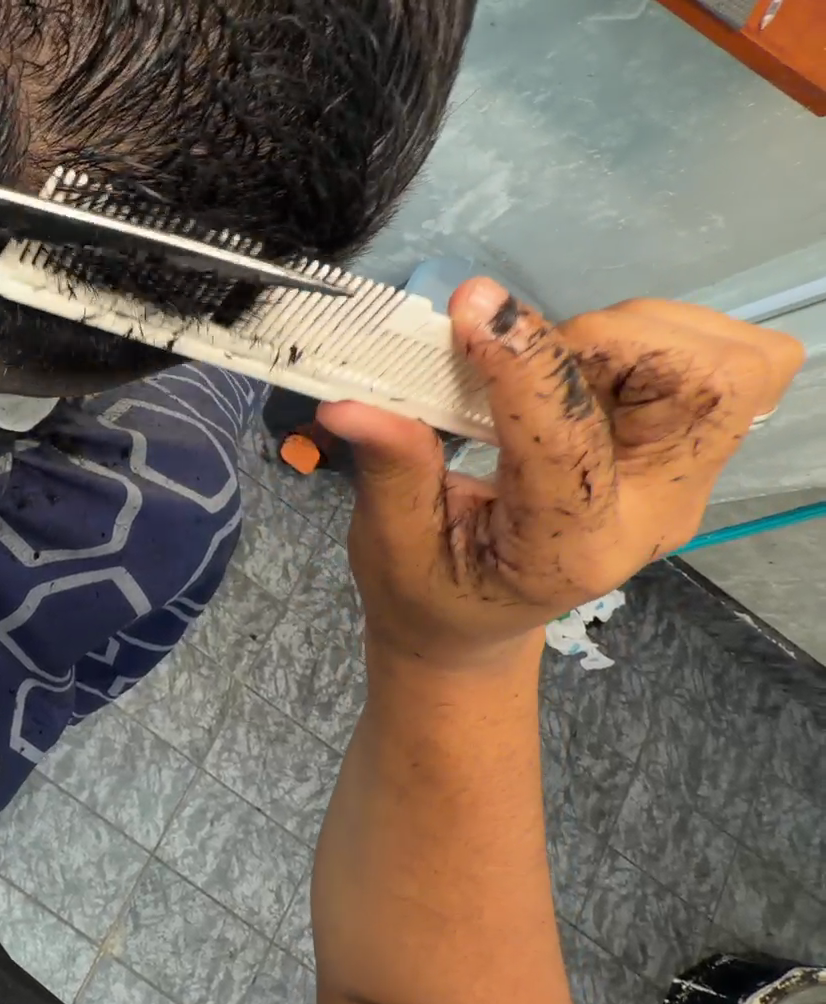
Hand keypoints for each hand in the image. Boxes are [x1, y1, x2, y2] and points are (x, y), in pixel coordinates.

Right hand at [320, 279, 802, 668]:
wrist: (472, 619)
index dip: (522, 368)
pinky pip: (721, 364)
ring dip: (630, 338)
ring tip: (542, 368)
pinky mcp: (687, 452)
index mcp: (567, 548)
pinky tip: (576, 373)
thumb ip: (389, 468)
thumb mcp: (387, 542)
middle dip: (607, 343)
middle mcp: (654, 510)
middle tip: (517, 357)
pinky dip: (649, 343)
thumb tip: (349, 405)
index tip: (470, 307)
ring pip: (730, 363)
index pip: (567, 442)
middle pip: (709, 386)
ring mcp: (684, 479)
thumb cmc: (423, 589)